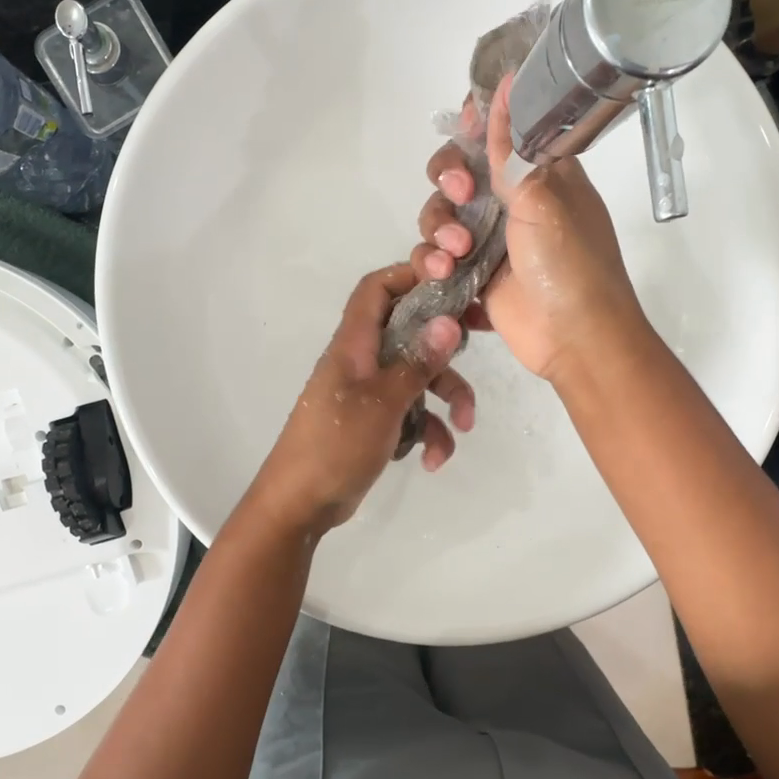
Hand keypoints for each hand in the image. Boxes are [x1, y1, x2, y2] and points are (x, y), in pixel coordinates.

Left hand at [248, 264, 473, 533]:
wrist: (300, 503)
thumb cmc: (335, 445)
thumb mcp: (383, 402)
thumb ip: (417, 362)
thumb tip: (449, 321)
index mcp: (355, 344)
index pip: (377, 289)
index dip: (409, 275)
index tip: (450, 280)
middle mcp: (362, 362)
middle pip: (411, 334)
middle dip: (446, 351)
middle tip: (478, 349)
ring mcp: (369, 394)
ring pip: (419, 380)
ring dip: (446, 401)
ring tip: (462, 430)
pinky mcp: (376, 424)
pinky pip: (412, 416)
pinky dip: (428, 434)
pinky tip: (432, 460)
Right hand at [411, 78, 650, 381]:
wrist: (574, 338)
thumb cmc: (571, 263)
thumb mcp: (544, 196)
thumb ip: (512, 146)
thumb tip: (507, 80)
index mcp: (539, 173)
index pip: (498, 132)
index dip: (475, 125)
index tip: (465, 130)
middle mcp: (511, 202)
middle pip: (455, 171)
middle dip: (449, 179)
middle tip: (462, 193)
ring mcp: (489, 241)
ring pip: (439, 215)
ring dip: (438, 227)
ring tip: (455, 251)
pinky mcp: (471, 277)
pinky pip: (434, 257)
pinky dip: (431, 262)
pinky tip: (443, 273)